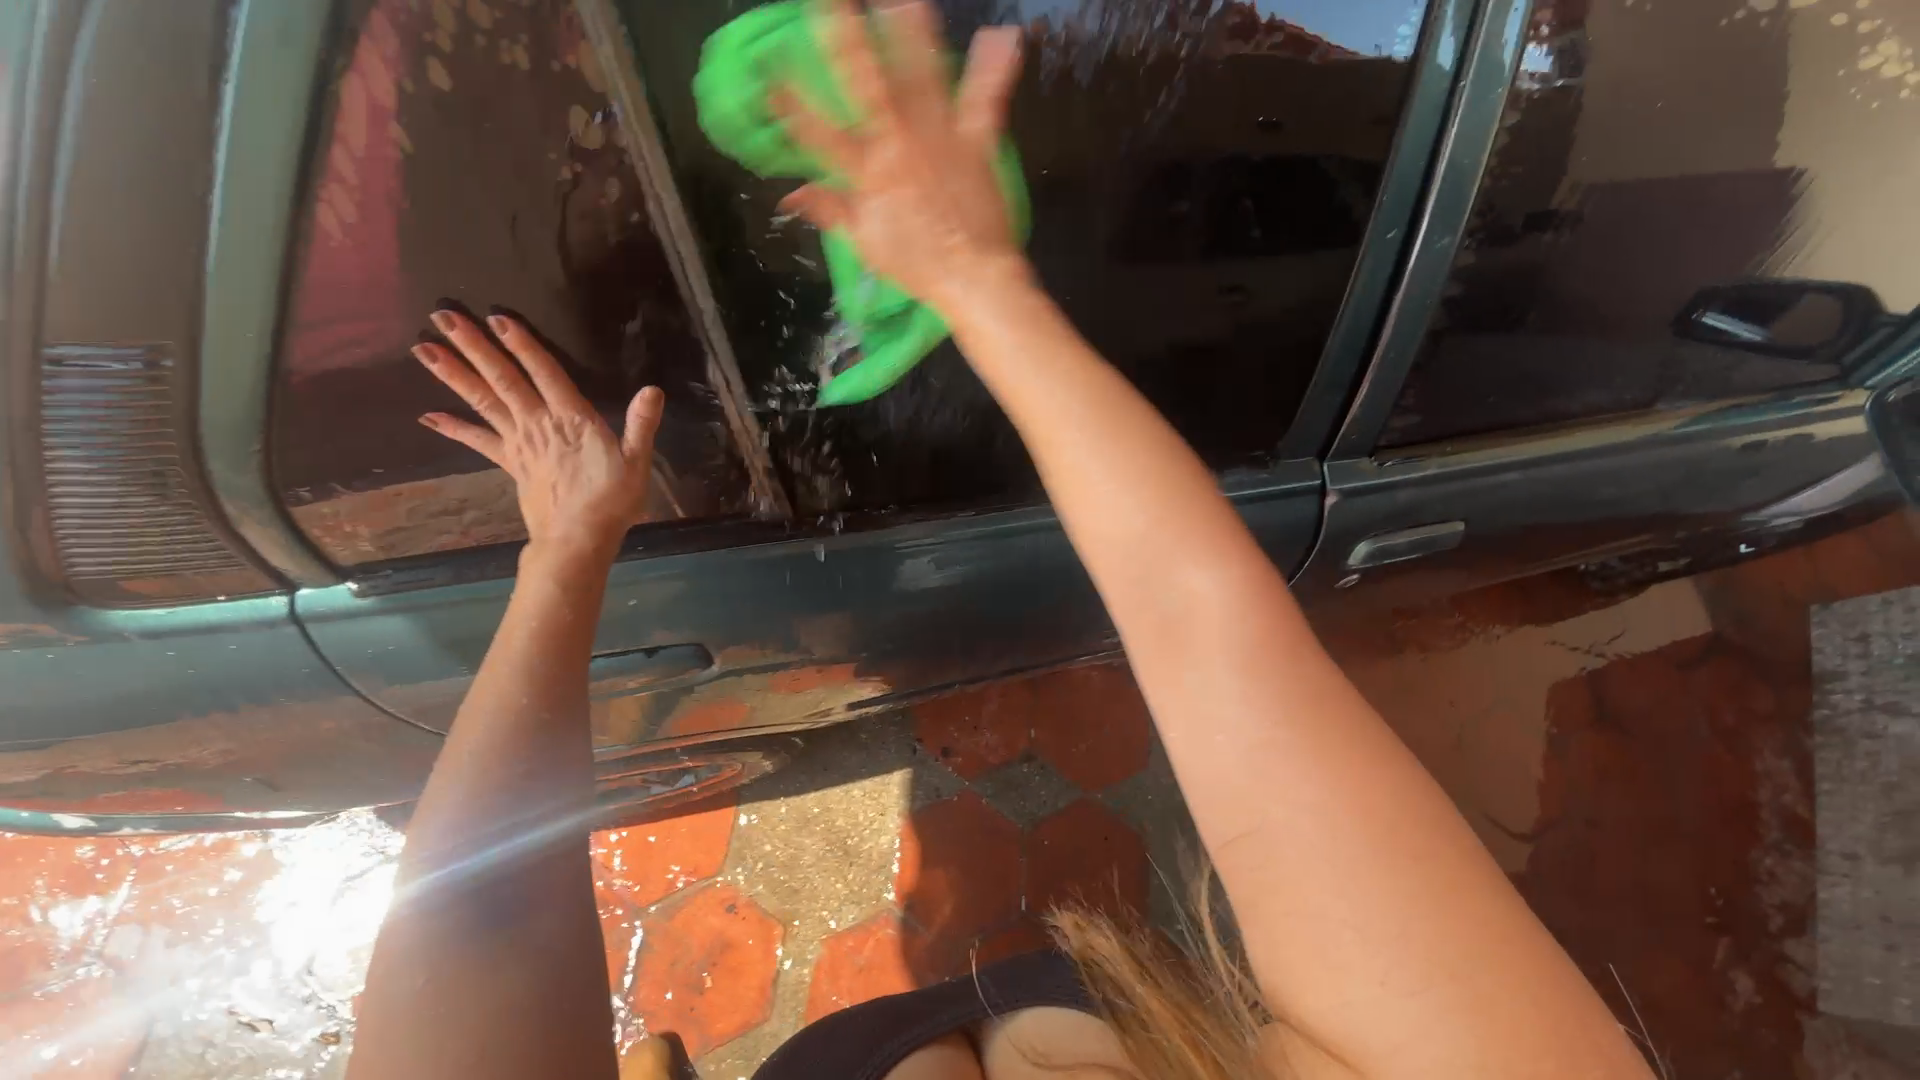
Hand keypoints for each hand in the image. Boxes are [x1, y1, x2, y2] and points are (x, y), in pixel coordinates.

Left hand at [412, 310, 663, 559]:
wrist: (577, 540)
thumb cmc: (612, 501)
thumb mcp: (637, 463)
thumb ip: (641, 425)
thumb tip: (652, 390)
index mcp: (572, 419)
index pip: (545, 374)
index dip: (524, 346)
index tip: (498, 318)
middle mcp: (539, 424)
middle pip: (504, 379)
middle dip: (475, 347)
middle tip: (444, 316)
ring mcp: (519, 443)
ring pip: (484, 401)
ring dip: (454, 374)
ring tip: (423, 348)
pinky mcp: (510, 463)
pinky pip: (478, 442)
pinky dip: (454, 428)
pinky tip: (428, 416)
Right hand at [773, 0, 1027, 311]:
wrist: (973, 277)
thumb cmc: (918, 266)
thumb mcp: (866, 244)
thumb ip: (831, 210)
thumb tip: (791, 195)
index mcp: (867, 172)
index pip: (818, 132)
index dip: (791, 102)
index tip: (770, 70)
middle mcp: (898, 144)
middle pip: (865, 84)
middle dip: (844, 39)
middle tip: (830, 3)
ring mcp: (938, 138)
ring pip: (920, 76)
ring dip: (909, 34)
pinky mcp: (976, 142)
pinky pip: (986, 98)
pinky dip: (994, 68)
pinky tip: (1002, 36)